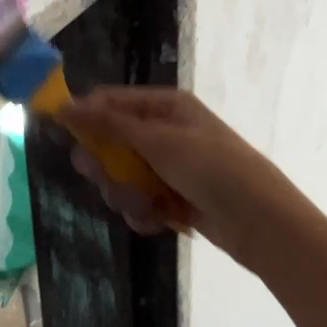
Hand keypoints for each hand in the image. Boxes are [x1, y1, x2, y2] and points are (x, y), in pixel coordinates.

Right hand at [61, 87, 307, 268]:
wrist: (264, 224)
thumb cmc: (212, 169)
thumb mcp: (157, 141)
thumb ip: (107, 124)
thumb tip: (62, 104)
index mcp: (164, 106)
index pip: (109, 101)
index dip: (86, 117)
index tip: (65, 138)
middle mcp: (164, 131)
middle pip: (110, 141)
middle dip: (105, 165)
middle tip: (104, 178)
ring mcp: (169, 167)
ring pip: (122, 175)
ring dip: (125, 193)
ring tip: (144, 207)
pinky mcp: (174, 198)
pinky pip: (140, 200)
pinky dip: (143, 212)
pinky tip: (158, 221)